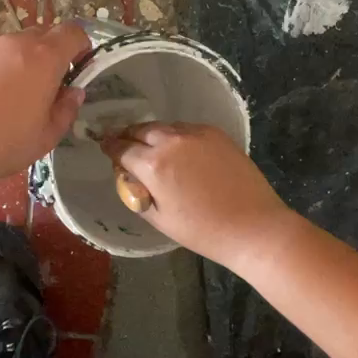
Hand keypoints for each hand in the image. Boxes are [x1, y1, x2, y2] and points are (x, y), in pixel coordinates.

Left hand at [0, 23, 88, 188]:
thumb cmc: (2, 141)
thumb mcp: (46, 137)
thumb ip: (66, 111)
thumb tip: (74, 93)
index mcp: (45, 58)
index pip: (74, 33)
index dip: (83, 47)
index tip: (81, 69)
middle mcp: (18, 44)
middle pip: (46, 33)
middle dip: (56, 53)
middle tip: (52, 86)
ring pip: (20, 44)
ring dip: (29, 60)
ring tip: (21, 95)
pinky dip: (5, 67)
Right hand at [101, 123, 302, 269]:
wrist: (253, 225)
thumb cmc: (203, 231)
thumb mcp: (160, 218)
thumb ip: (137, 193)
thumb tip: (128, 175)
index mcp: (153, 164)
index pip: (121, 148)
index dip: (110, 147)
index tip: (104, 145)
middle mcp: (171, 141)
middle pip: (140, 130)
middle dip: (129, 136)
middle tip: (123, 144)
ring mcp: (196, 133)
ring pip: (164, 127)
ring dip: (152, 134)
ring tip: (150, 146)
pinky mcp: (216, 133)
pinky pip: (186, 129)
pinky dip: (176, 135)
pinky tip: (178, 148)